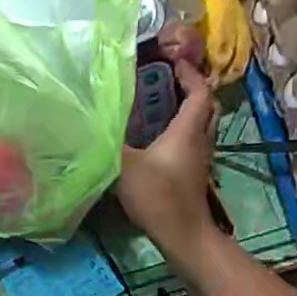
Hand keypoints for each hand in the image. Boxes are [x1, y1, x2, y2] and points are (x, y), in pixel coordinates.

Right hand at [115, 60, 219, 254]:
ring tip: (163, 103)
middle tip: (170, 80)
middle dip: (192, 88)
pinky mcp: (195, 173)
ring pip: (203, 124)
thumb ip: (107, 141)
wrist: (182, 234)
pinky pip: (194, 141)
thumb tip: (88, 120)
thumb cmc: (158, 195)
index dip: (189, 73)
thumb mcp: (125, 165)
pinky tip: (160, 136)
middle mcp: (199, 139)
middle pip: (208, 105)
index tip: (173, 61)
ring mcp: (200, 158)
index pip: (199, 91)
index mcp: (187, 130)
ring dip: (189, 109)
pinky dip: (183, 130)